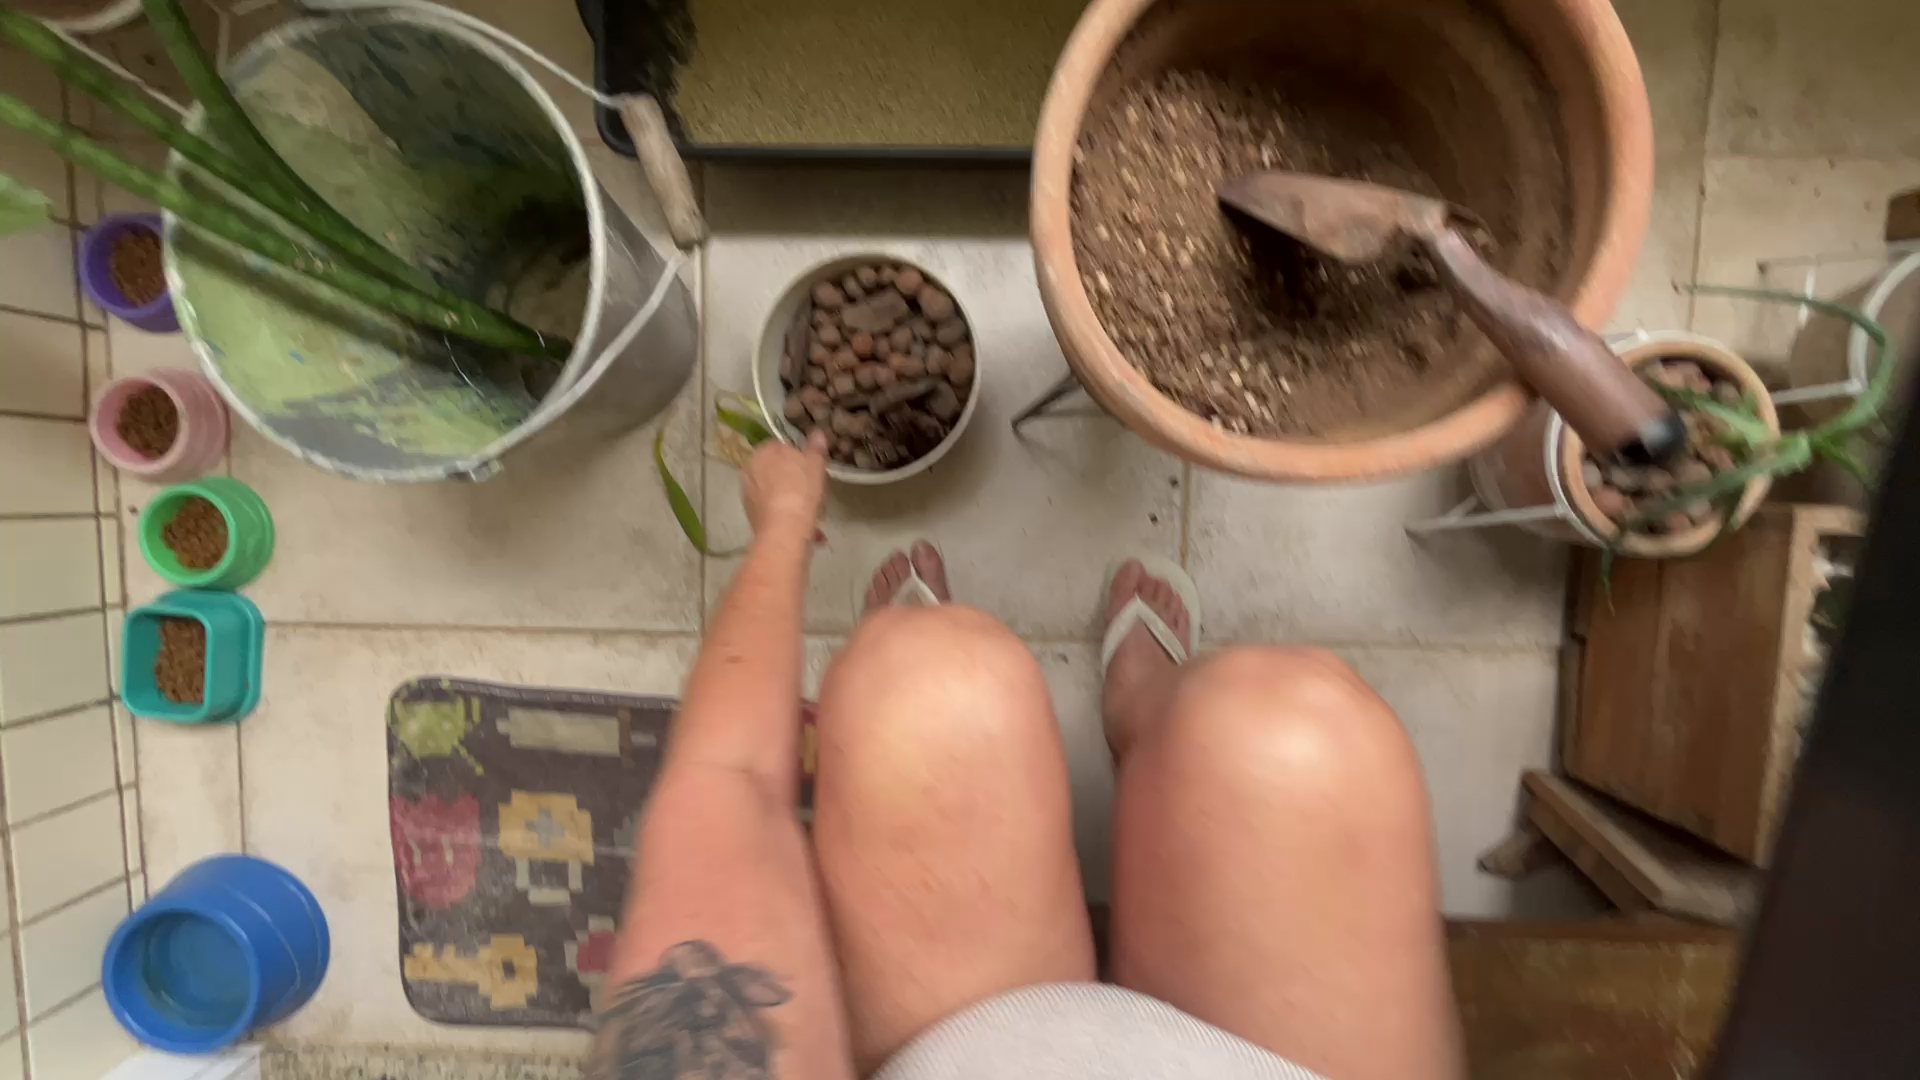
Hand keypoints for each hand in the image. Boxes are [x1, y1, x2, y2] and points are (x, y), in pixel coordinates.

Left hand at [741, 430, 828, 540]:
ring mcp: (747, 490)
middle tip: (809, 487)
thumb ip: (816, 447)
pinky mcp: (749, 511)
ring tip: (805, 508)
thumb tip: (817, 432)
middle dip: (789, 475)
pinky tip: (797, 520)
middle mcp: (750, 467)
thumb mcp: (816, 465)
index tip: (810, 467)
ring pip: (771, 488)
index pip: (781, 445)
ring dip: (785, 494)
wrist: (784, 529)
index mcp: (765, 450)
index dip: (798, 455)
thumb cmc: (801, 490)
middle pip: (774, 467)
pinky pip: (769, 505)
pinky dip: (781, 510)